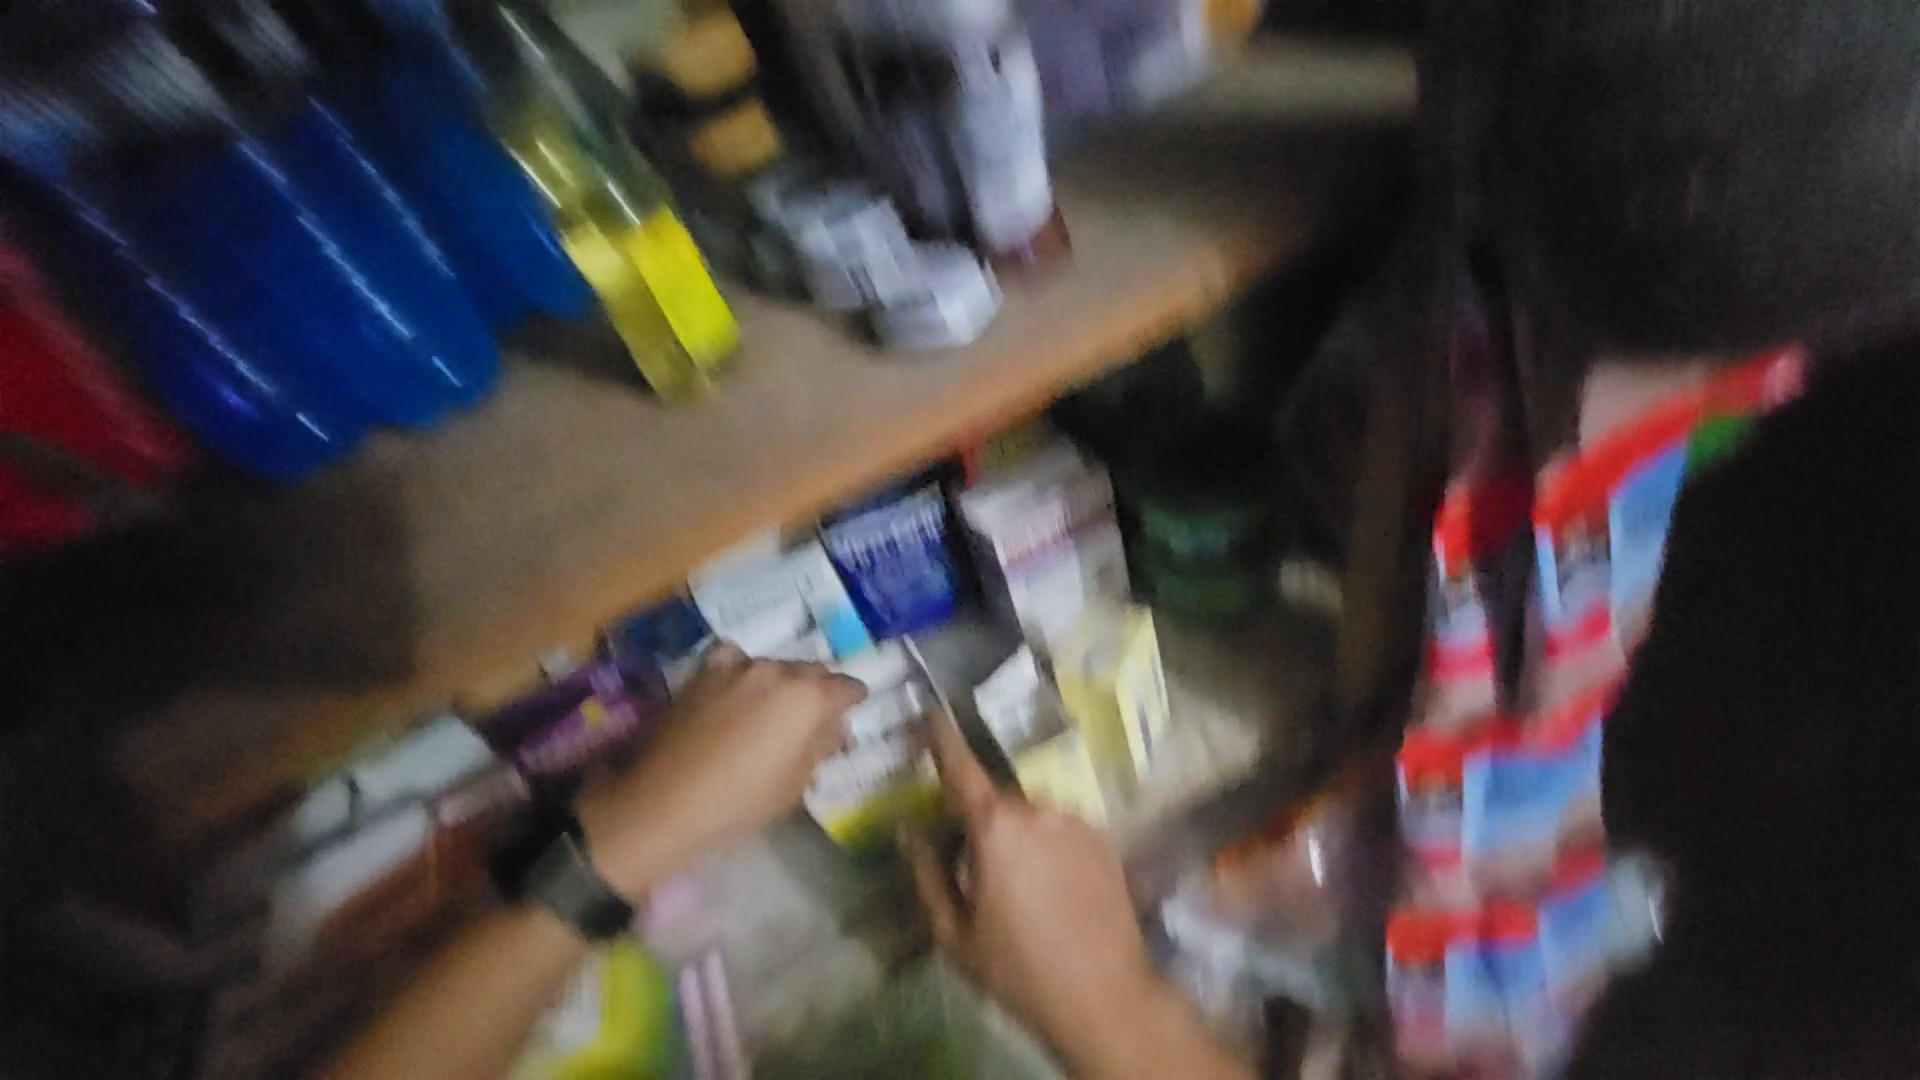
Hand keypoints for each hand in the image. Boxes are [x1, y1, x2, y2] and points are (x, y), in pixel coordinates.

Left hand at [578, 643, 865, 893]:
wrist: (665, 801)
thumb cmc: (741, 800)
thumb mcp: (795, 783)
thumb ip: (820, 747)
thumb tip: (835, 727)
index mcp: (809, 697)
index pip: (846, 687)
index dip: (854, 698)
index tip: (854, 707)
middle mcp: (778, 670)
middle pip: (812, 670)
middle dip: (819, 688)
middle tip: (815, 714)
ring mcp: (739, 666)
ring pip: (775, 665)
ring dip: (782, 680)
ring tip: (774, 704)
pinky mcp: (705, 672)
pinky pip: (735, 660)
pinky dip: (743, 669)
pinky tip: (737, 687)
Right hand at [901, 713, 1163, 1066]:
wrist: (1106, 995)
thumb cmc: (1018, 968)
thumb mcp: (955, 933)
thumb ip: (926, 872)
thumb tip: (909, 828)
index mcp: (994, 826)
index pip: (961, 767)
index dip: (942, 736)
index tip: (932, 712)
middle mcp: (1036, 808)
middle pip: (996, 801)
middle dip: (982, 823)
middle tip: (979, 870)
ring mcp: (1074, 819)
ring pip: (1031, 816)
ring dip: (1019, 837)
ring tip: (1024, 890)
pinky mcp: (1102, 837)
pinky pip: (1060, 829)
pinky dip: (1049, 846)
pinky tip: (1055, 890)